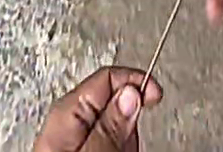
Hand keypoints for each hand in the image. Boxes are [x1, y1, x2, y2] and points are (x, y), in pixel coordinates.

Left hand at [31, 66, 163, 151]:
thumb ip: (109, 126)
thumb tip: (130, 92)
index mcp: (67, 113)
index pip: (108, 77)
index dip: (135, 82)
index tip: (155, 96)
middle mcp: (68, 124)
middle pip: (114, 106)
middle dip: (129, 126)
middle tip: (126, 148)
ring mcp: (73, 144)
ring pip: (115, 132)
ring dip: (125, 145)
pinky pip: (108, 148)